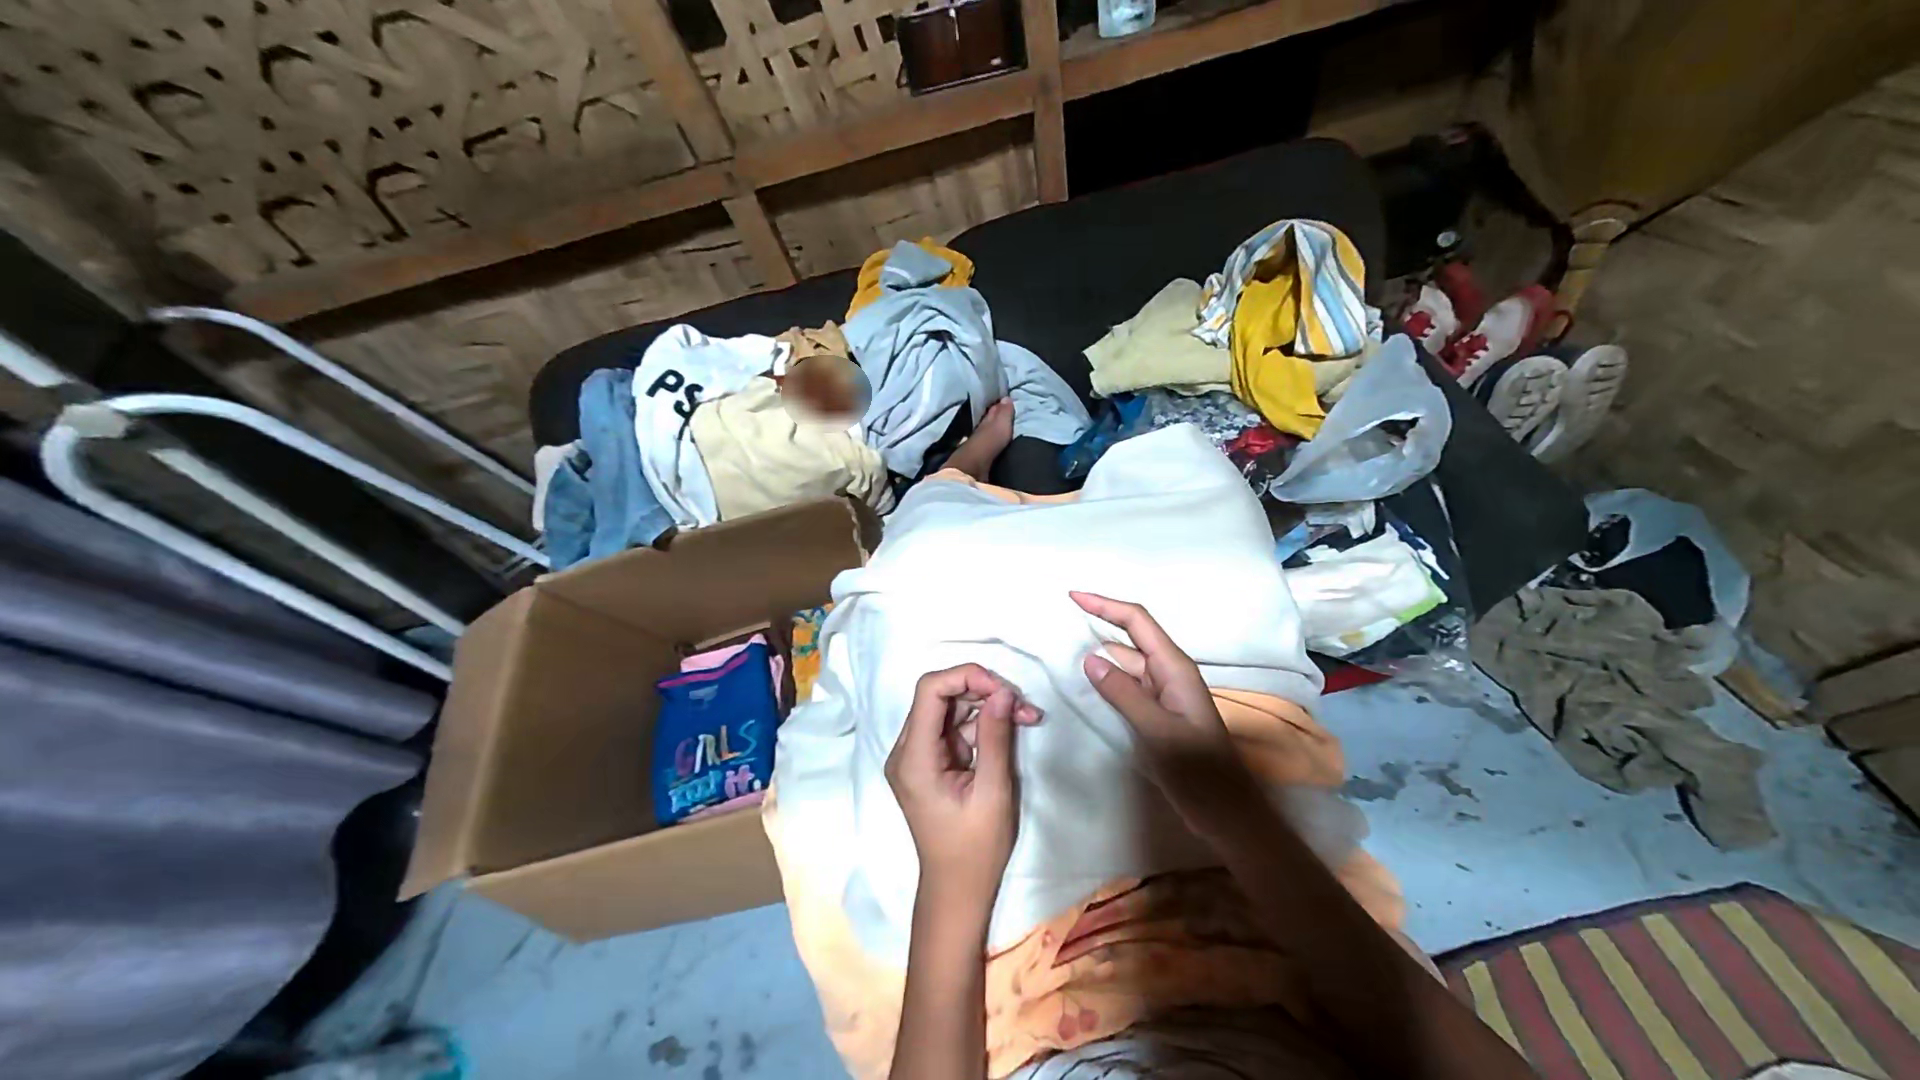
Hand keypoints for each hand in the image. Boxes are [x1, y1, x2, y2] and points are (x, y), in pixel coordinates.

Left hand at [885, 664, 1040, 914]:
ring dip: (988, 708)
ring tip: (1028, 717)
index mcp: (914, 758)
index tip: (1002, 689)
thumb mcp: (993, 791)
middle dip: (984, 692)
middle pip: (940, 696)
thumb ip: (996, 738)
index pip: (929, 690)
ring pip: (950, 710)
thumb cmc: (975, 849)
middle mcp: (906, 750)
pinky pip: (954, 729)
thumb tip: (1004, 692)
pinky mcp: (929, 763)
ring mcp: (915, 756)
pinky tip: (1011, 730)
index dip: (965, 676)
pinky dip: (983, 725)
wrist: (956, 890)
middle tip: (1024, 706)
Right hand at [1072, 591, 1259, 833]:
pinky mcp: (1155, 714)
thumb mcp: (1158, 730)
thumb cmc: (1198, 770)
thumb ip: (1123, 693)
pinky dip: (1104, 681)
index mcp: (1174, 668)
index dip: (1105, 605)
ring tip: (1060, 650)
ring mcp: (1162, 694)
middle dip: (1096, 626)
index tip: (1073, 596)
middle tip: (1057, 623)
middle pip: (1128, 639)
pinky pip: (1125, 688)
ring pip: (1124, 665)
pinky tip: (1082, 685)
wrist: (1225, 812)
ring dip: (1097, 656)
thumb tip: (1089, 657)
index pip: (1137, 621)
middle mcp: (1168, 674)